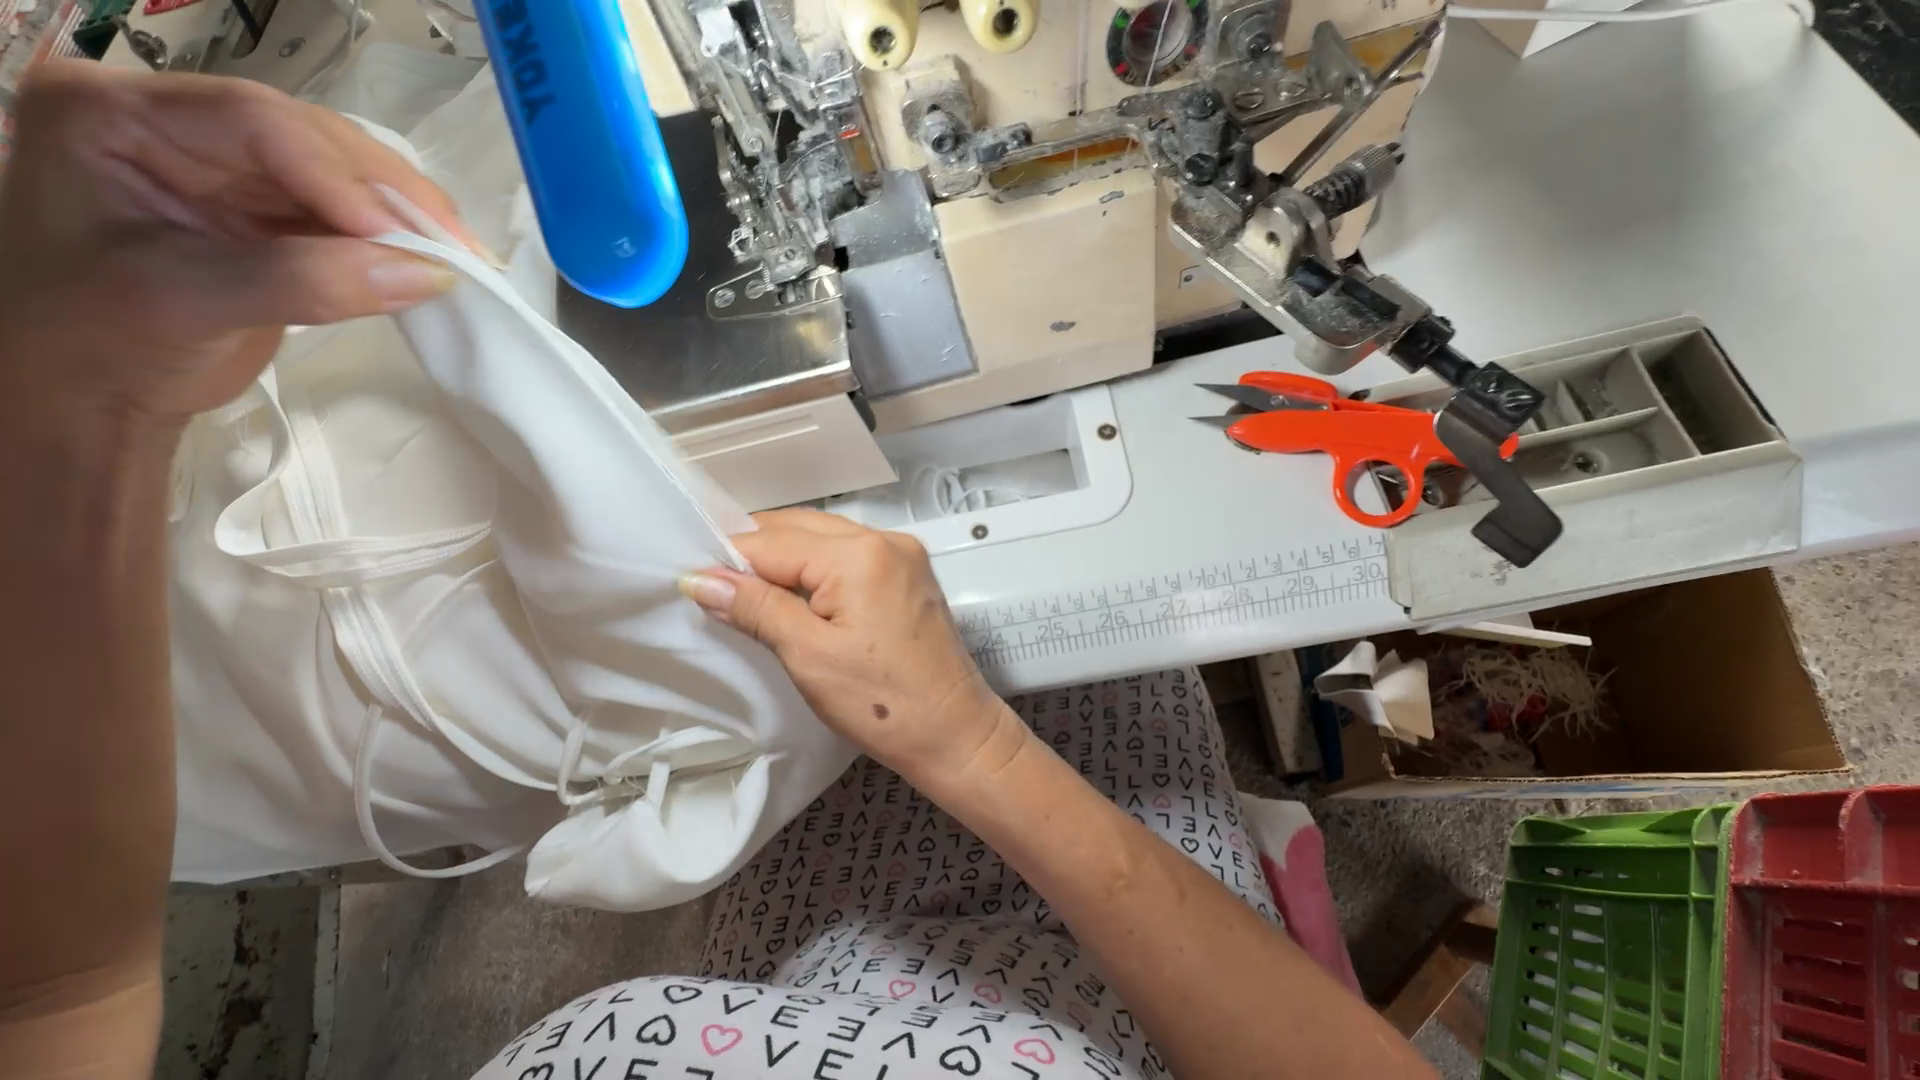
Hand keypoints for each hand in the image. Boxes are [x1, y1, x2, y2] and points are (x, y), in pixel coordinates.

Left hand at [0, 61, 474, 427]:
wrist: (91, 390)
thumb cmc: (97, 341)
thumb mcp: (187, 302)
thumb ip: (304, 281)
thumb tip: (428, 277)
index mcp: (113, 114)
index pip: (254, 122)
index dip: (340, 177)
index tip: (407, 241)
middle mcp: (177, 123)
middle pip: (313, 138)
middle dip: (390, 194)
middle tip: (461, 248)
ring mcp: (231, 166)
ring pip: (345, 173)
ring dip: (408, 217)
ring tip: (463, 257)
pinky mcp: (274, 210)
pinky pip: (352, 213)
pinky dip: (399, 241)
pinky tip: (435, 261)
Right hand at [679, 509, 1031, 793]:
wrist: (955, 734)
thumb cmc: (882, 705)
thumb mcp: (808, 655)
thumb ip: (755, 607)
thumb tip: (701, 579)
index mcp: (859, 554)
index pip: (772, 542)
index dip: (728, 561)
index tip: (693, 582)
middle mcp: (885, 539)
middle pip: (800, 529)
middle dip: (755, 553)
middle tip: (716, 587)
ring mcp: (903, 555)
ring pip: (824, 539)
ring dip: (785, 560)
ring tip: (748, 593)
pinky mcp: (909, 575)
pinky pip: (850, 556)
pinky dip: (817, 570)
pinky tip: (793, 594)